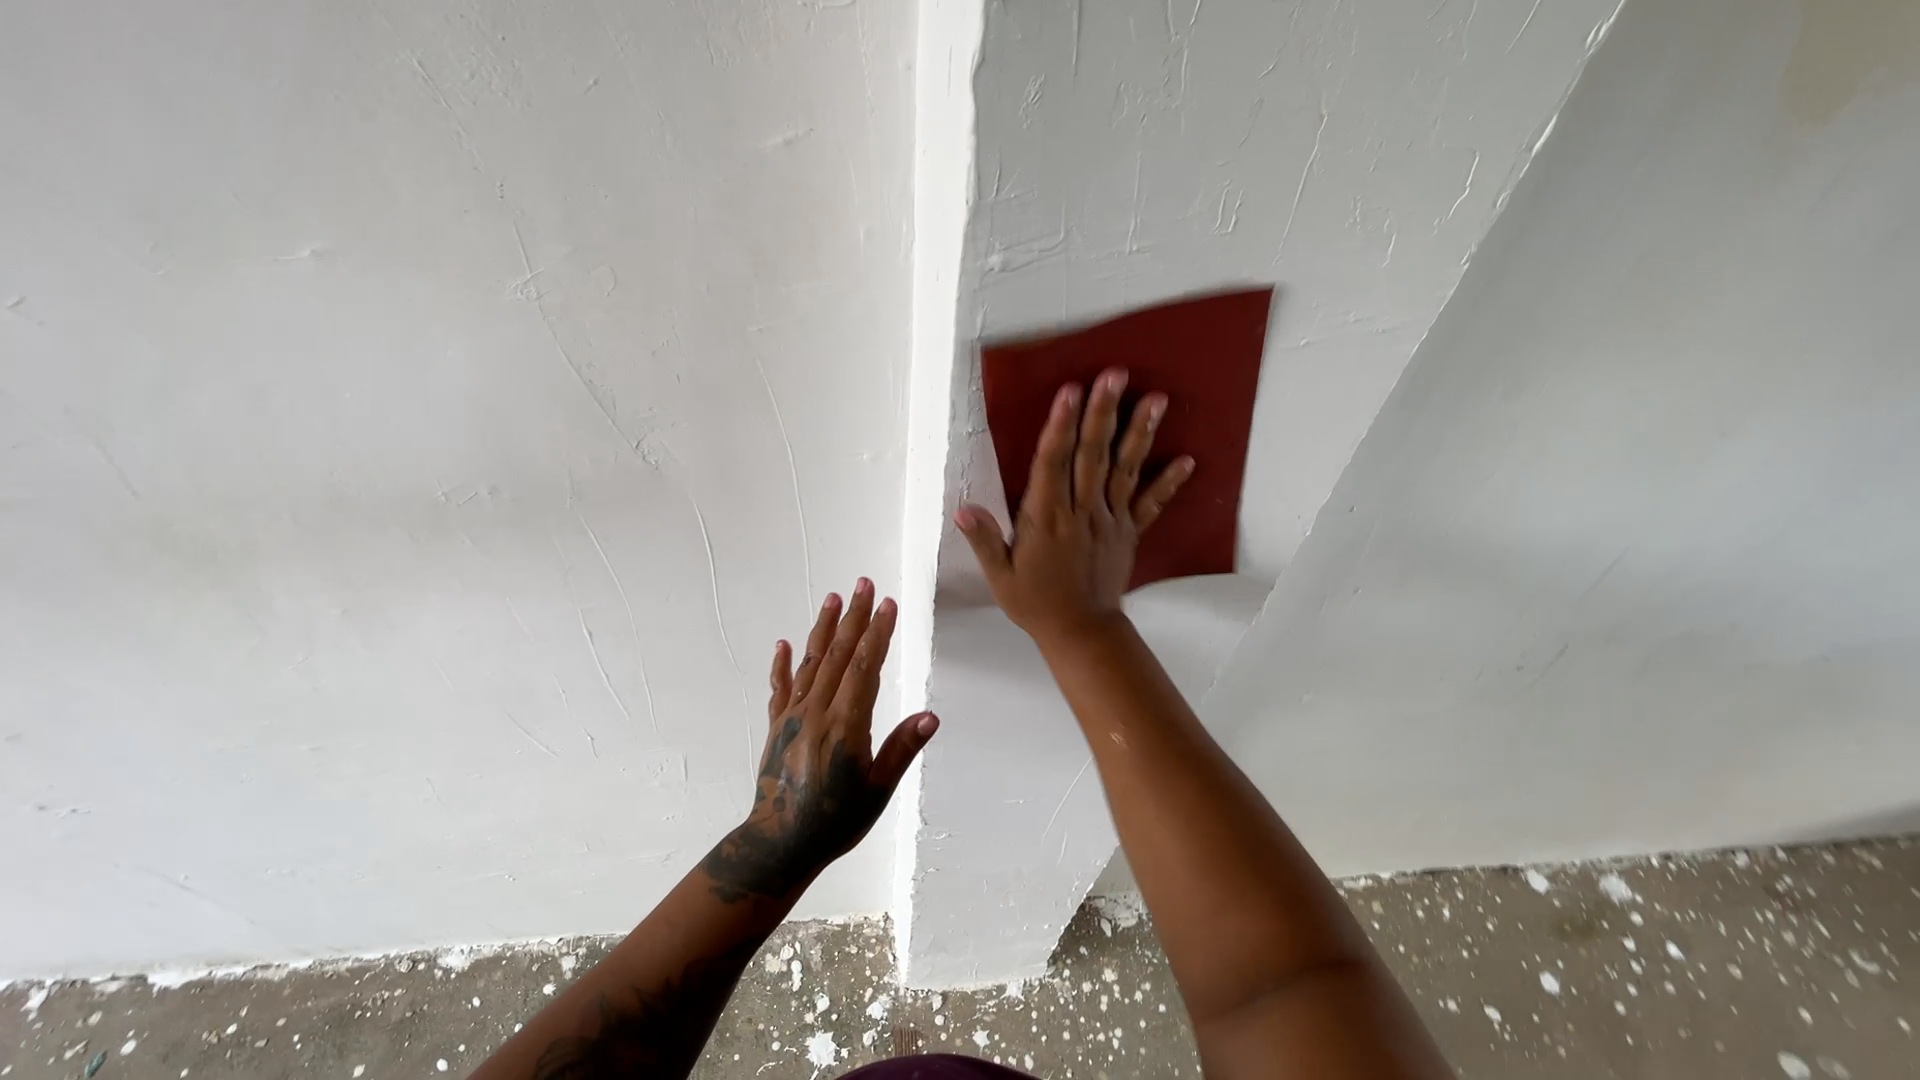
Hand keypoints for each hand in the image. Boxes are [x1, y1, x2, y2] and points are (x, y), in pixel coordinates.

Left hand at [700, 579, 937, 902]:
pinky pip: (780, 687)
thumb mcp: (876, 790)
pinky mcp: (776, 726)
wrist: (779, 845)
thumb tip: (931, 716)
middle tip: (864, 584)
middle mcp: (816, 712)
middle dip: (854, 617)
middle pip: (838, 654)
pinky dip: (783, 664)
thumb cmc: (835, 822)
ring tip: (832, 597)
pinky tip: (784, 644)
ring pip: (811, 662)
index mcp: (845, 725)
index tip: (887, 604)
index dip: (878, 633)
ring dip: (823, 628)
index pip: (865, 667)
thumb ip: (901, 750)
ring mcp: (792, 716)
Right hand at [955, 368, 1193, 648]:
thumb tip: (963, 508)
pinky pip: (1150, 505)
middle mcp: (1081, 512)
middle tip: (1115, 374)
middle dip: (1102, 413)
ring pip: (1123, 470)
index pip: (1053, 464)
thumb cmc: (1035, 604)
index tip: (1070, 392)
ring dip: (1139, 433)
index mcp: (1047, 519)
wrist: (1081, 633)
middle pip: (1092, 455)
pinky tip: (1189, 460)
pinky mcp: (1128, 533)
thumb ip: (985, 539)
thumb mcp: (1001, 576)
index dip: (1060, 426)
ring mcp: (1109, 521)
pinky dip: (1168, 483)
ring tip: (1156, 399)